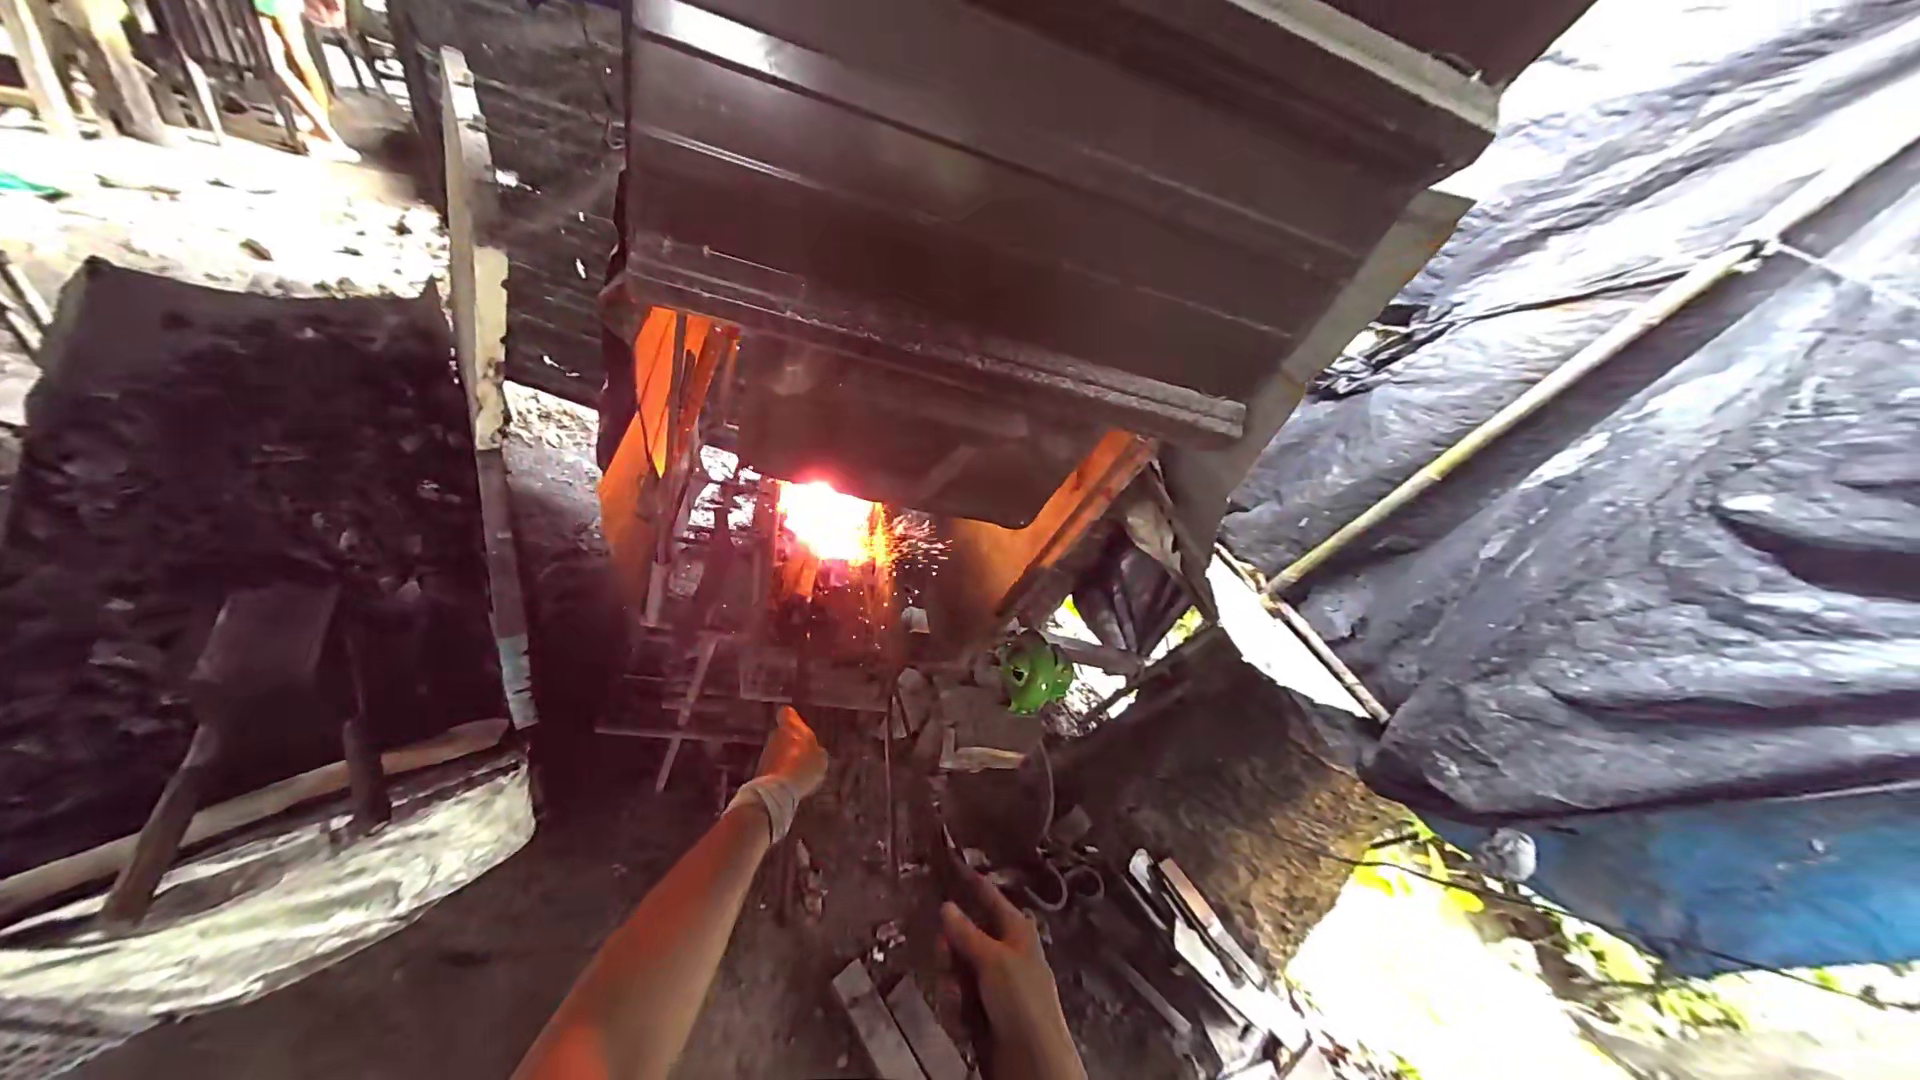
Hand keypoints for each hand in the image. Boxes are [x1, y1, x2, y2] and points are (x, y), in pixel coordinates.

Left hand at [755, 706, 827, 798]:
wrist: (776, 791)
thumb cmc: (803, 767)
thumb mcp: (820, 758)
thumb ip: (815, 749)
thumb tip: (812, 749)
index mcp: (791, 727)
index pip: (787, 713)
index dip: (792, 718)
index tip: (798, 724)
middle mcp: (775, 735)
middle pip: (782, 733)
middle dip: (791, 741)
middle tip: (804, 753)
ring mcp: (766, 753)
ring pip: (778, 750)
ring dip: (785, 757)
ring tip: (798, 770)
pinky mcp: (760, 769)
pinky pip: (774, 765)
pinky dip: (780, 770)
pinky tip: (790, 781)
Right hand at [941, 870, 1086, 1079]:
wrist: (1033, 1065)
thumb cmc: (1021, 1001)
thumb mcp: (993, 960)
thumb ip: (966, 933)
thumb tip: (946, 906)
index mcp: (1016, 930)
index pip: (989, 897)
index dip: (971, 882)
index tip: (950, 864)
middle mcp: (1004, 951)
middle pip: (965, 936)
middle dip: (951, 950)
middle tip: (944, 959)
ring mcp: (993, 983)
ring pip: (957, 968)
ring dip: (952, 985)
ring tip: (957, 1001)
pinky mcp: (983, 1012)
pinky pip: (957, 998)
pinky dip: (956, 1009)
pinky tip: (961, 1022)